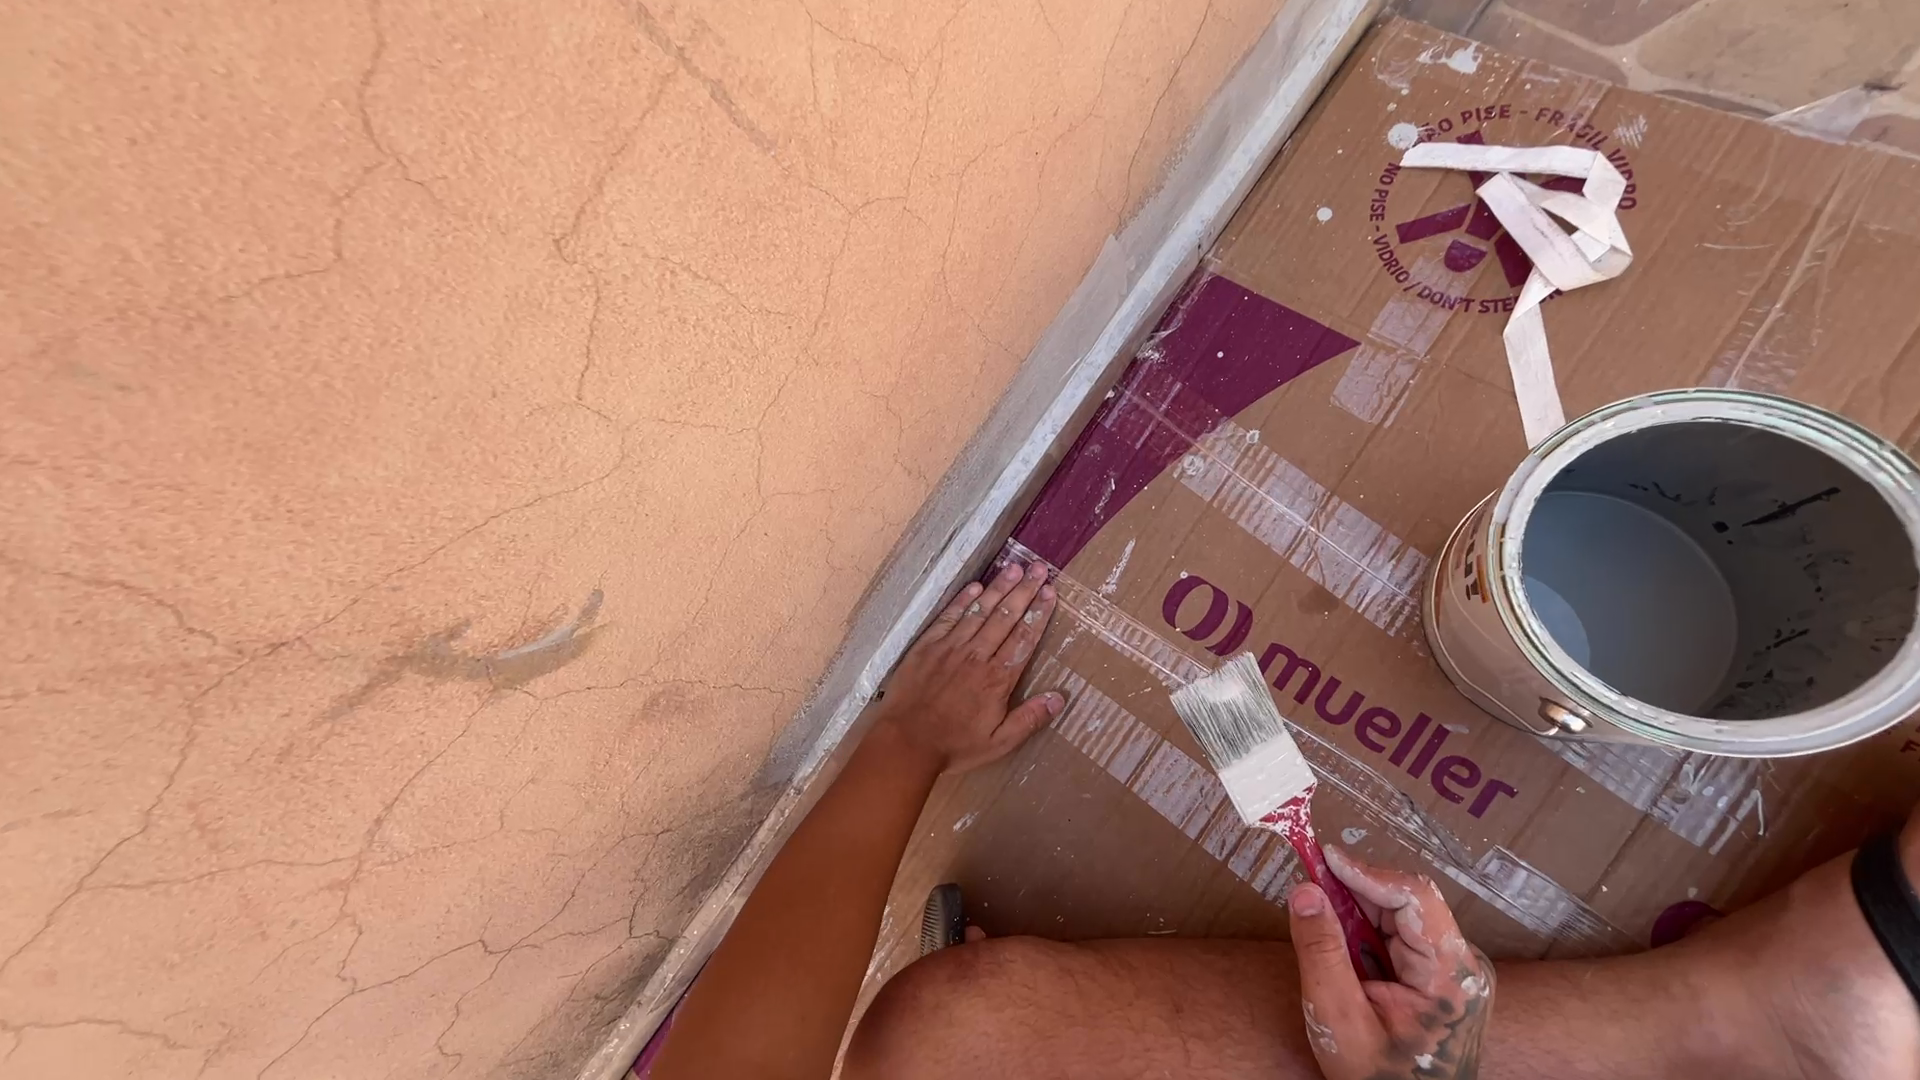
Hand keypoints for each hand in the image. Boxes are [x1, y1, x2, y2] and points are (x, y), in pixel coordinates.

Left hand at [872, 560, 1062, 774]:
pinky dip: (963, 600)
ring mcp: (950, 647)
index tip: (1050, 592)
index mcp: (997, 678)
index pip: (1024, 638)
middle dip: (1025, 590)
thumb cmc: (954, 745)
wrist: (905, 742)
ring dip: (999, 588)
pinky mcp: (927, 646)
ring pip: (980, 611)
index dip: (1039, 613)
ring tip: (1015, 568)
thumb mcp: (998, 743)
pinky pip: (949, 617)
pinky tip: (976, 586)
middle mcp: (977, 656)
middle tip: (1040, 568)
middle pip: (1006, 616)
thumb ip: (1029, 719)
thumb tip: (1059, 697)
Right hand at [1288, 848, 1493, 1079]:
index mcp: (1449, 977)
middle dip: (1353, 891)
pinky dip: (1362, 928)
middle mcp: (1459, 964)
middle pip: (1403, 900)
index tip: (1322, 858)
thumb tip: (1304, 890)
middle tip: (1309, 891)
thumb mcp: (1338, 1017)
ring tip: (1323, 928)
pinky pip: (1395, 930)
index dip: (1367, 872)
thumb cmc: (1377, 1077)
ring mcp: (1450, 967)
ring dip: (1355, 910)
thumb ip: (1321, 951)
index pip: (1414, 898)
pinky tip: (1342, 945)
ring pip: (1397, 911)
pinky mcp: (1436, 971)